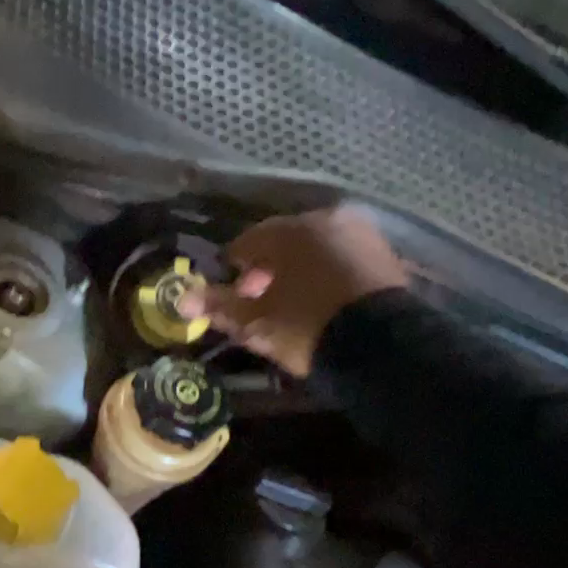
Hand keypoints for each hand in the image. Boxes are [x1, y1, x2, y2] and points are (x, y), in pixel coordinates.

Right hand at [177, 206, 408, 376]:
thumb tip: (181, 299)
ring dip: (298, 273)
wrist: (381, 347)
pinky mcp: (386, 257)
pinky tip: (321, 306)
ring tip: (289, 308)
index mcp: (292, 229)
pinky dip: (327, 278)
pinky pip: (343, 262)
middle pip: (285, 243)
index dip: (234, 270)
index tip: (231, 296)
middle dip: (267, 271)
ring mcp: (363, 235)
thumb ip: (219, 306)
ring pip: (316, 251)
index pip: (248, 242)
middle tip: (258, 304)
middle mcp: (329, 220)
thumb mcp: (256, 321)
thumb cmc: (306, 325)